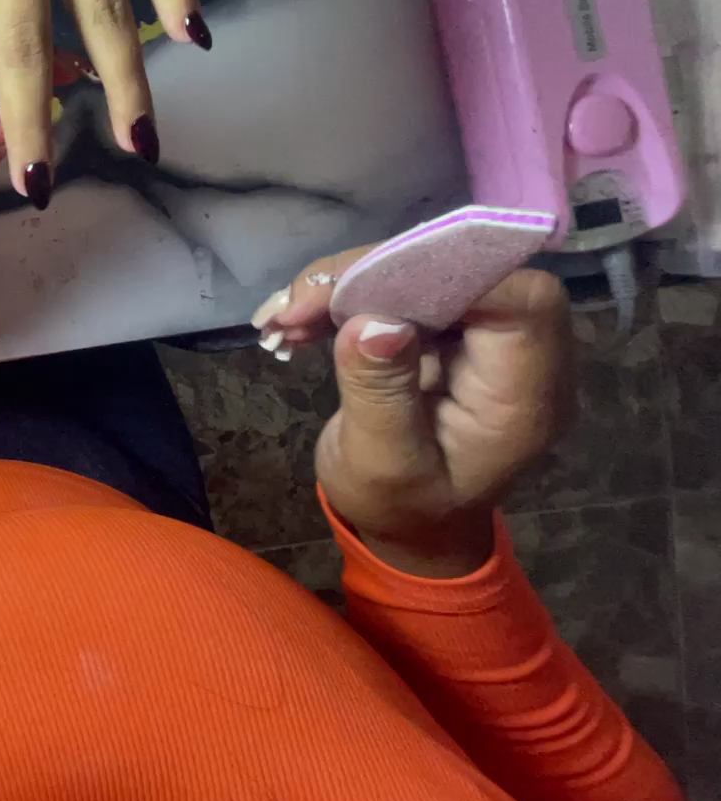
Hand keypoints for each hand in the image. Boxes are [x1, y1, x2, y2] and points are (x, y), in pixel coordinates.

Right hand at [264, 250, 575, 576]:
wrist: (408, 525)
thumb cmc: (398, 504)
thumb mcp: (380, 461)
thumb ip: (381, 392)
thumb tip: (374, 322)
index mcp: (522, 396)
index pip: (517, 300)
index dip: (442, 276)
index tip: (353, 289)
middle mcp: (513, 357)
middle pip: (458, 275)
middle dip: (368, 277)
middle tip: (292, 307)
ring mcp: (475, 344)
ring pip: (417, 277)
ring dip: (340, 287)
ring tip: (278, 320)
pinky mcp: (440, 338)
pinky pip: (394, 295)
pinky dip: (337, 300)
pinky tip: (292, 323)